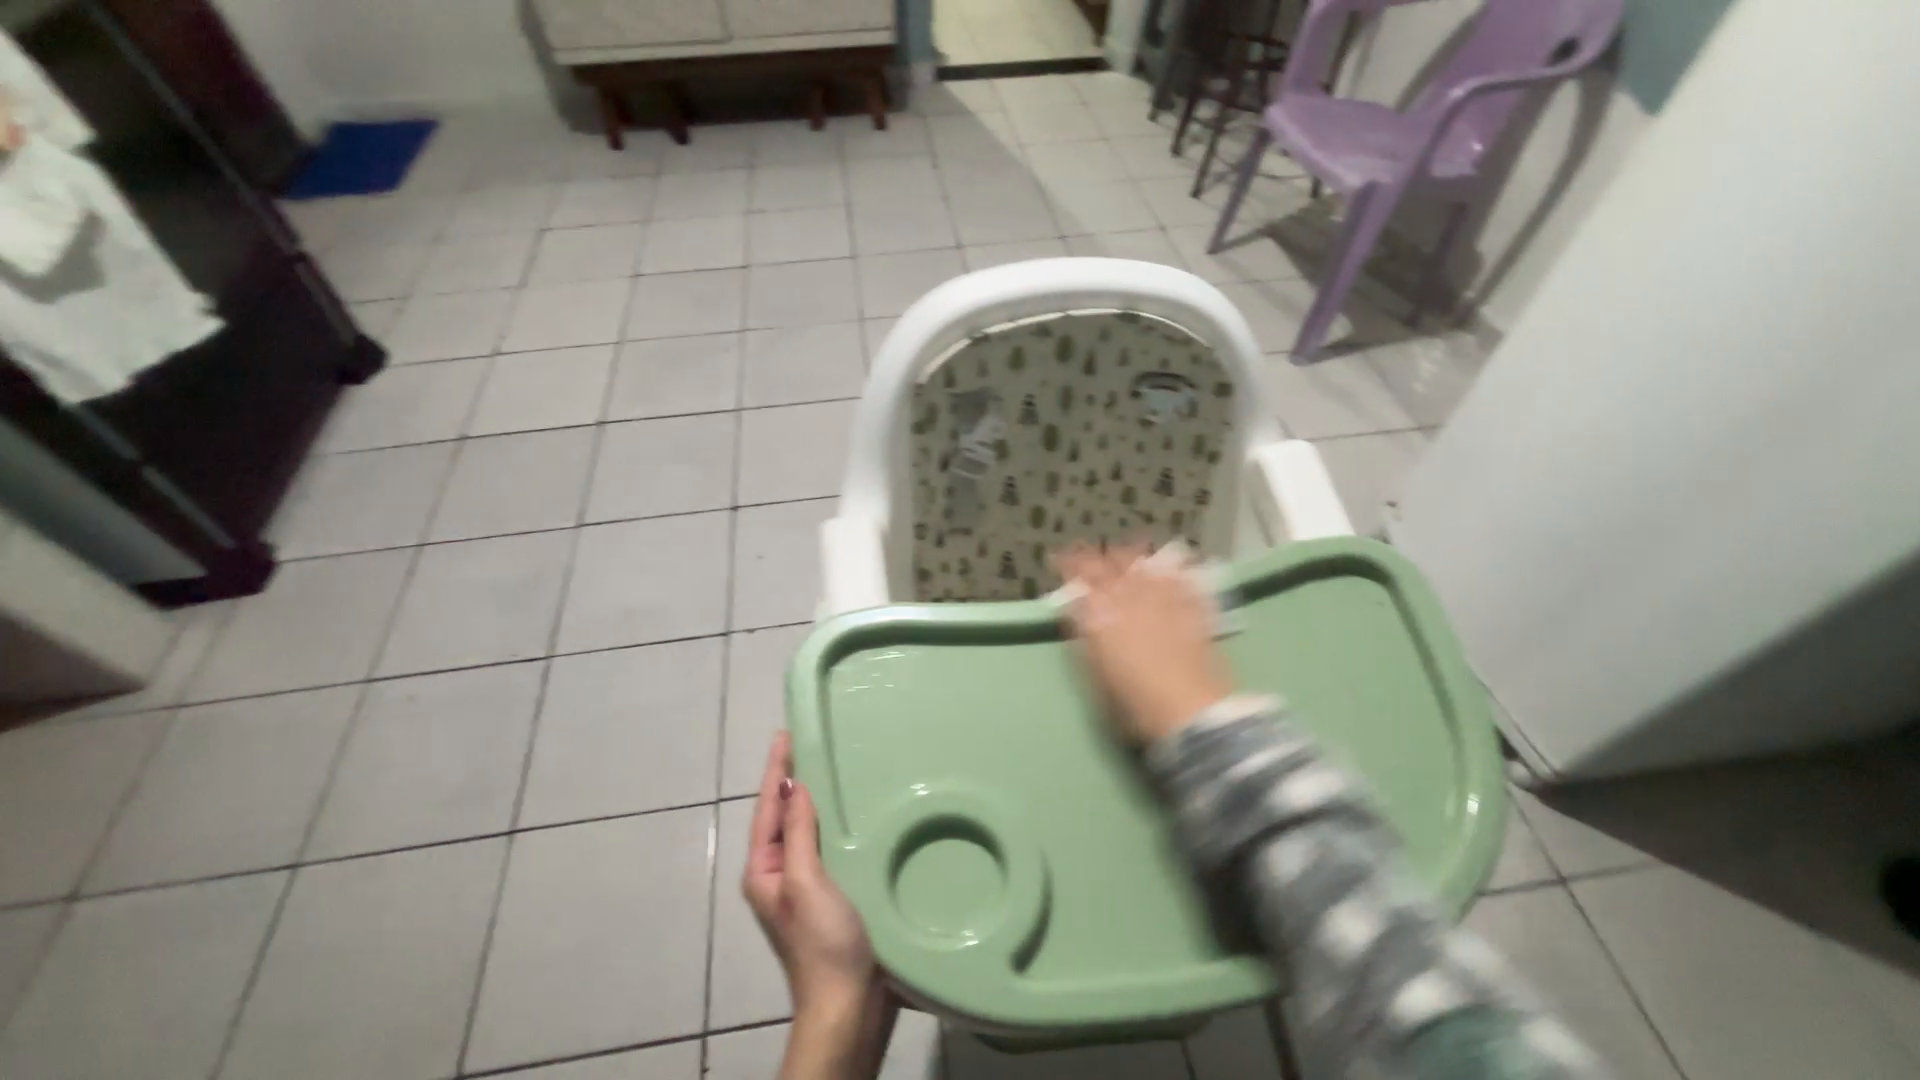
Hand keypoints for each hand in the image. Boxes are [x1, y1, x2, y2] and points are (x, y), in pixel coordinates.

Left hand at [745, 734, 893, 1079]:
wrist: (850, 1007)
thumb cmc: (823, 943)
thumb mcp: (805, 882)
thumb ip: (798, 833)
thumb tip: (795, 786)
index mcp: (765, 871)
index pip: (769, 807)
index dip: (777, 769)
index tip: (785, 733)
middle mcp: (782, 874)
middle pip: (785, 816)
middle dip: (794, 779)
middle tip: (812, 741)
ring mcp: (809, 886)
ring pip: (810, 831)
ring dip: (818, 799)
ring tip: (835, 766)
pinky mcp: (837, 895)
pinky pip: (833, 847)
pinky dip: (840, 824)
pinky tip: (859, 812)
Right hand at [1055, 544, 1233, 742]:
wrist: (1194, 712)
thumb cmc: (1138, 704)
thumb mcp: (1099, 678)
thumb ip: (1087, 642)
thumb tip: (1077, 616)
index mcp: (1105, 618)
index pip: (1083, 582)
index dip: (1071, 566)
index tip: (1060, 558)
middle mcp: (1134, 602)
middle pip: (1114, 568)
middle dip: (1100, 558)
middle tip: (1092, 555)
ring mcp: (1167, 602)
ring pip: (1146, 568)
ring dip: (1133, 558)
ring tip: (1127, 552)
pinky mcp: (1195, 610)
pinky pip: (1181, 580)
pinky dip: (1172, 570)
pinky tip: (1172, 564)